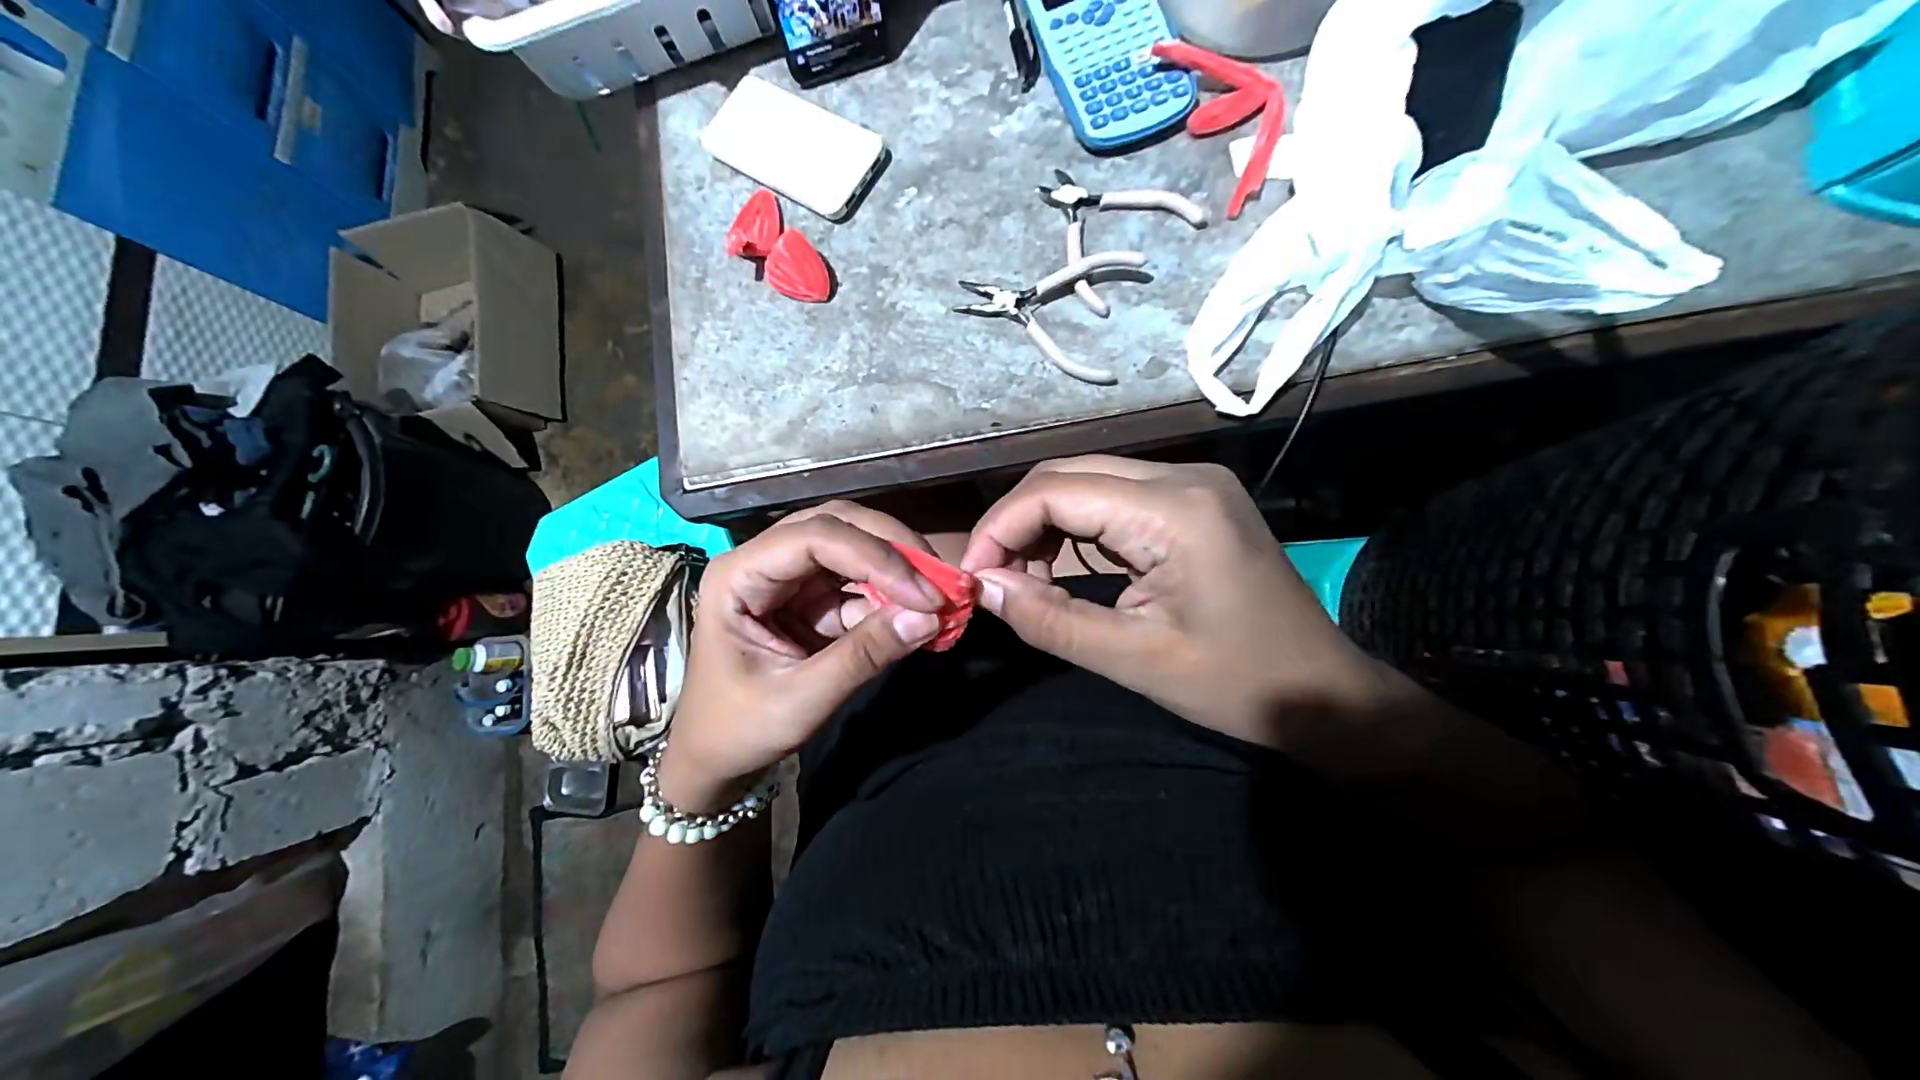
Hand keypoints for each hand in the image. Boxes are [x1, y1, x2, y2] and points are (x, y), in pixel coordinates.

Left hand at [662, 503, 945, 809]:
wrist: (716, 758)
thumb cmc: (740, 730)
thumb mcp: (801, 700)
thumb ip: (863, 656)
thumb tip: (929, 619)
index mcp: (740, 576)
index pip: (814, 537)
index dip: (875, 556)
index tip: (924, 594)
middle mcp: (765, 562)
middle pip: (837, 527)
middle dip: (893, 550)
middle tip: (942, 581)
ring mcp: (790, 578)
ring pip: (854, 548)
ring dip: (899, 571)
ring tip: (940, 598)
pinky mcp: (812, 598)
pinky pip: (860, 582)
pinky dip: (894, 596)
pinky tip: (920, 615)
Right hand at [960, 456, 1389, 746]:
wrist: (1323, 691)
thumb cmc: (1237, 684)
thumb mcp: (1133, 660)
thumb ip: (1049, 619)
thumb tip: (982, 586)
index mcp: (1174, 510)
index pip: (1055, 491)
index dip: (999, 529)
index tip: (970, 577)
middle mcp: (1182, 476)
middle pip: (1067, 475)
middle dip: (1015, 523)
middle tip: (989, 578)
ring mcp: (1191, 483)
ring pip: (1086, 481)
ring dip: (1043, 524)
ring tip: (1019, 578)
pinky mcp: (1193, 500)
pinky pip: (1114, 497)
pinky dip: (1076, 528)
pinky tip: (1060, 565)